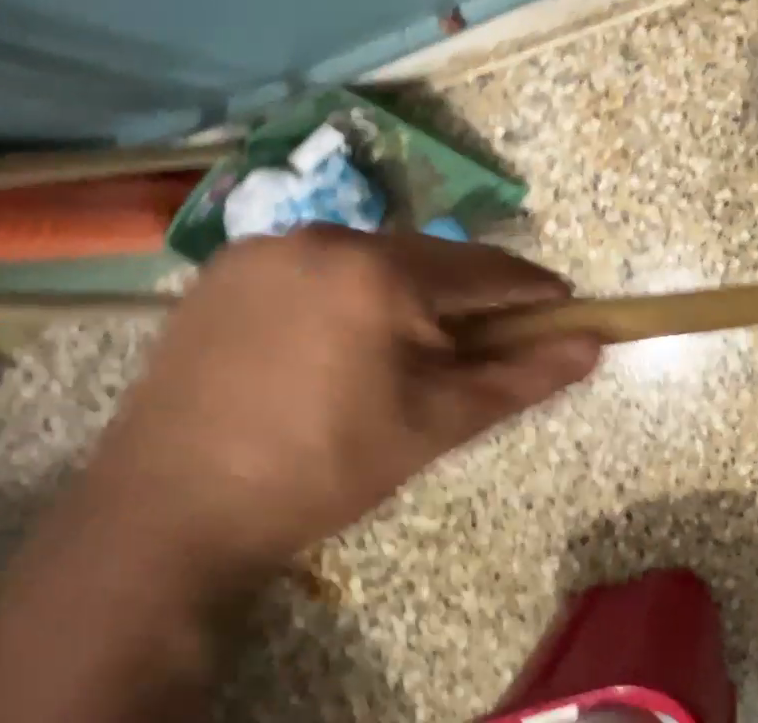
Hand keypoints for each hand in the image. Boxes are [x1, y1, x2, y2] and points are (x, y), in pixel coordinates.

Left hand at [82, 227, 599, 572]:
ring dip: (413, 294)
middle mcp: (325, 239)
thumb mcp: (441, 423)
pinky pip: (322, 268)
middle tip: (483, 350)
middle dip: (471, 299)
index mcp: (382, 272)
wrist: (162, 518)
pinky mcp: (224, 273)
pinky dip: (355, 294)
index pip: (491, 270)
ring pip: (378, 260)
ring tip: (411, 352)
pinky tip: (346, 344)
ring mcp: (266, 251)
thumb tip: (595, 345)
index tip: (565, 315)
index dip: (537, 294)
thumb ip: (527, 376)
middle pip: (434, 259)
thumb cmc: (322, 467)